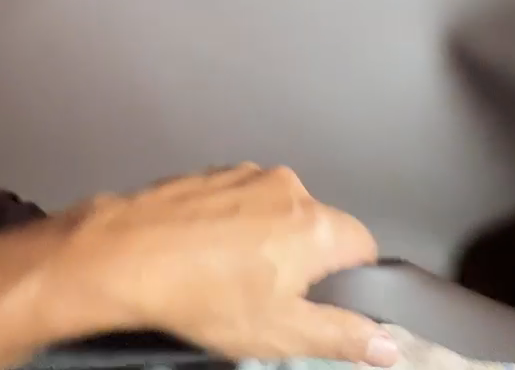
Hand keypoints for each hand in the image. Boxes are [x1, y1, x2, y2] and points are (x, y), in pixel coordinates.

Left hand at [37, 164, 396, 365]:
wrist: (129, 252)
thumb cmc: (202, 294)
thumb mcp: (282, 333)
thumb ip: (342, 335)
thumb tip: (384, 343)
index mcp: (313, 224)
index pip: (363, 245)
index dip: (353, 278)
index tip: (332, 299)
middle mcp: (284, 188)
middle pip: (318, 224)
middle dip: (306, 258)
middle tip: (275, 294)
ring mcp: (245, 174)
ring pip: (276, 210)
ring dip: (268, 238)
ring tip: (233, 274)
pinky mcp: (212, 171)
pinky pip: (241, 198)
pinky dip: (235, 221)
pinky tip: (208, 251)